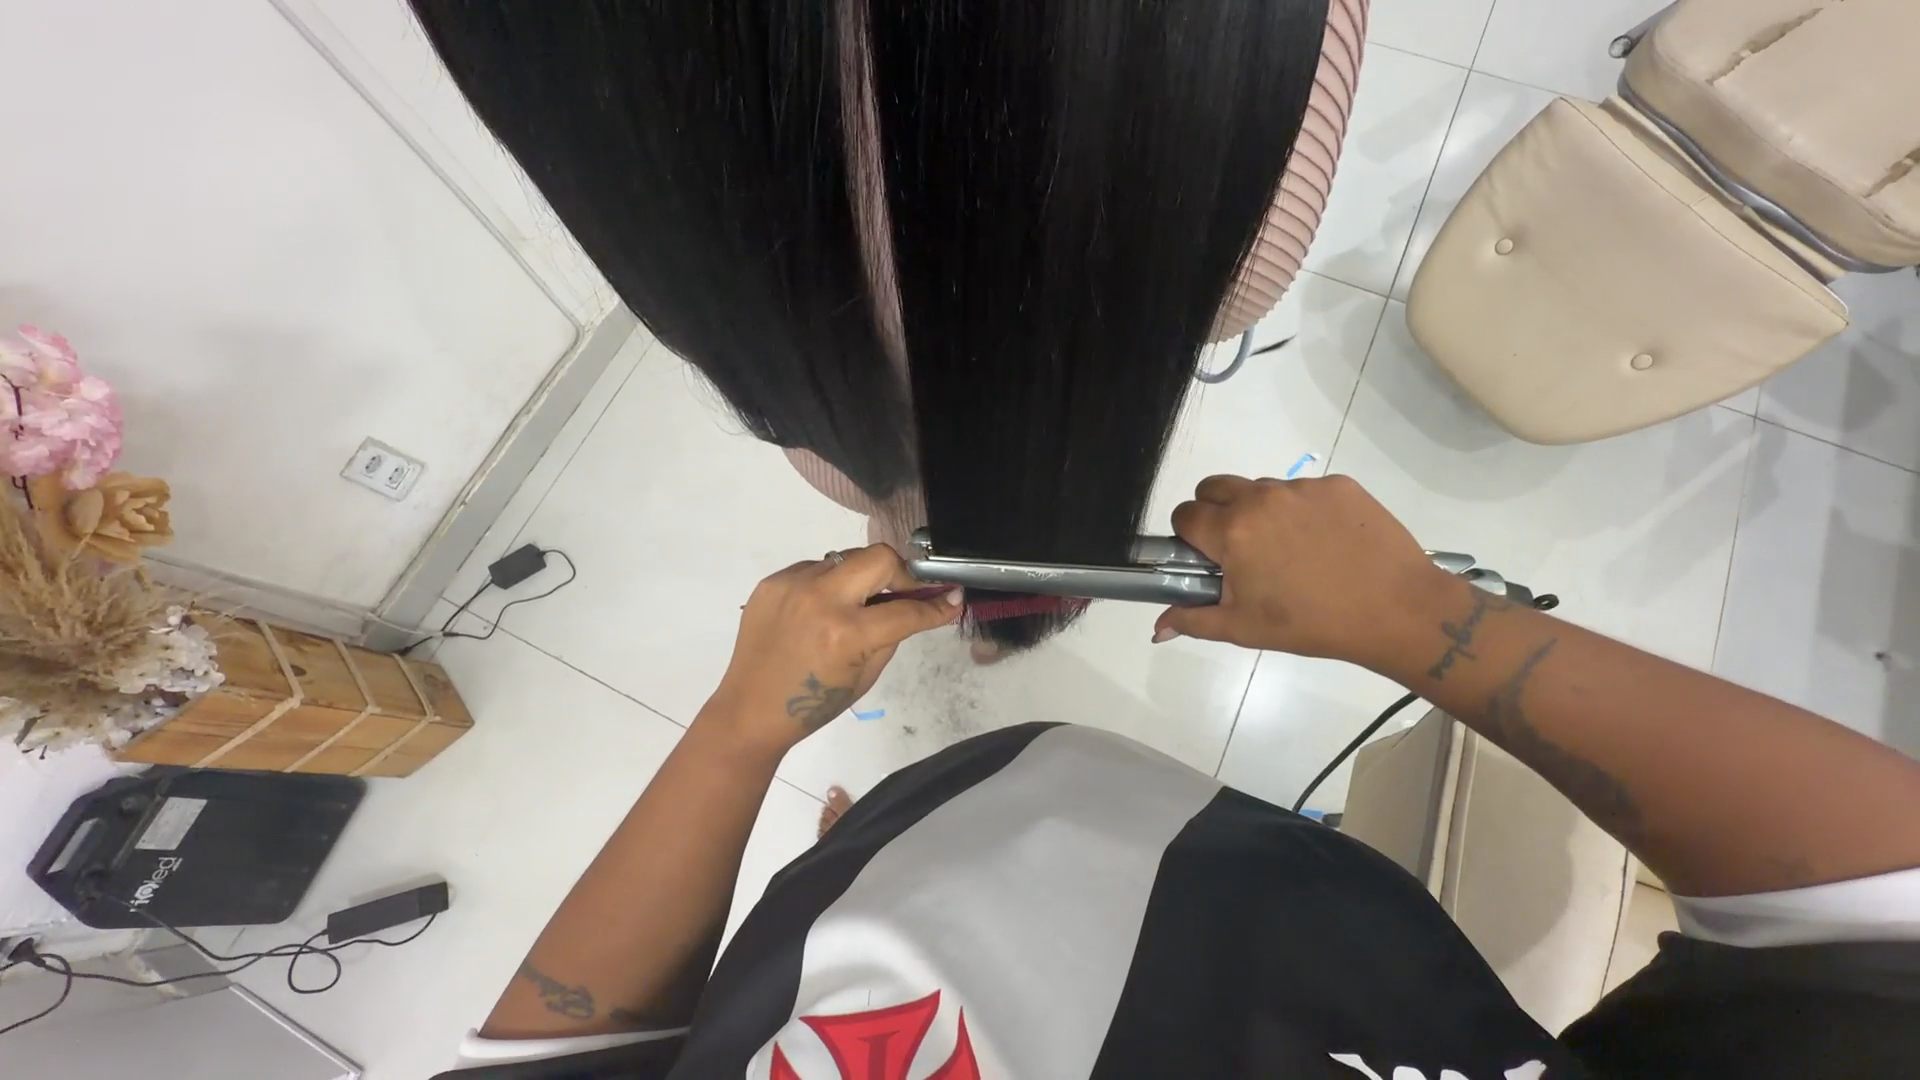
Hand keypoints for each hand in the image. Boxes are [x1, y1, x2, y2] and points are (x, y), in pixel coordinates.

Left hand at [706, 544, 962, 752]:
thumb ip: (893, 633)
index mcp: (845, 633)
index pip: (906, 610)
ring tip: (857, 605)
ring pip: (846, 558)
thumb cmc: (815, 703)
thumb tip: (920, 605)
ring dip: (861, 578)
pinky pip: (816, 569)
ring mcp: (792, 584)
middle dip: (900, 573)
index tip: (953, 599)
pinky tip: (822, 610)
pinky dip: (829, 584)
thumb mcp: (866, 675)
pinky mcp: (773, 581)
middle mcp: (819, 598)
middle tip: (904, 592)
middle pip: (879, 557)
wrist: (750, 710)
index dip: (936, 606)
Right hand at [1153, 474, 1451, 663]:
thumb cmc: (1312, 624)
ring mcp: (1302, 488)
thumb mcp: (1245, 628)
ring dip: (1259, 511)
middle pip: (1214, 487)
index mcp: (1232, 531)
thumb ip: (1194, 620)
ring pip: (1260, 488)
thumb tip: (1157, 628)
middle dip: (1214, 511)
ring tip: (1289, 550)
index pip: (1185, 514)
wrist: (1398, 610)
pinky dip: (1302, 511)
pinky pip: (1303, 490)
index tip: (1207, 558)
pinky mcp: (1338, 485)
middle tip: (1239, 548)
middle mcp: (1261, 498)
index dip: (1189, 536)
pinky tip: (1324, 543)